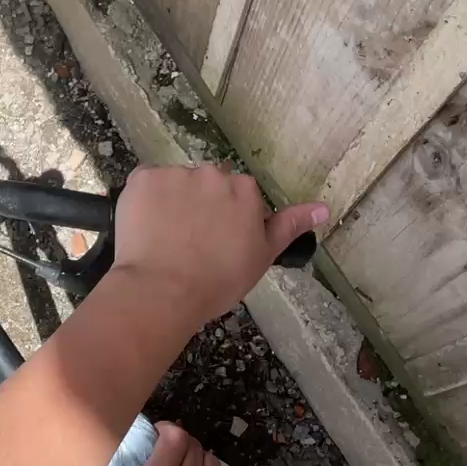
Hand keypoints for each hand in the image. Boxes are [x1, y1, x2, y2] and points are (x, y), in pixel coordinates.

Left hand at [112, 165, 325, 326]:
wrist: (163, 291)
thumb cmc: (216, 282)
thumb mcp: (262, 257)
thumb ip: (289, 227)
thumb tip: (322, 208)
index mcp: (245, 190)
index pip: (237, 195)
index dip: (225, 219)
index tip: (216, 242)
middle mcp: (213, 174)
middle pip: (206, 185)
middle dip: (199, 206)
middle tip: (189, 242)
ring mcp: (176, 174)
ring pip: (174, 184)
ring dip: (170, 203)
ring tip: (164, 240)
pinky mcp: (143, 179)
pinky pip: (144, 184)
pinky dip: (143, 202)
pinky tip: (145, 228)